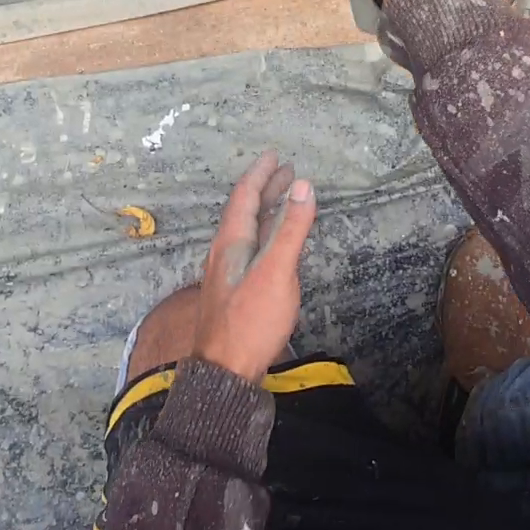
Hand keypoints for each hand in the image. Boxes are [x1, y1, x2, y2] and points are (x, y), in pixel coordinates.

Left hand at [194, 151, 317, 382]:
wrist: (226, 373)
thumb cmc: (250, 321)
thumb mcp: (276, 271)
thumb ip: (291, 228)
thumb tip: (303, 185)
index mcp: (232, 242)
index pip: (244, 197)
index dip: (260, 175)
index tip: (274, 156)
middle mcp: (226, 252)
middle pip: (245, 211)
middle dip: (266, 188)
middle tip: (286, 170)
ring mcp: (229, 273)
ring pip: (249, 230)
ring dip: (267, 210)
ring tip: (286, 197)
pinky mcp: (236, 291)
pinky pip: (253, 248)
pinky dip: (268, 233)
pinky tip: (277, 243)